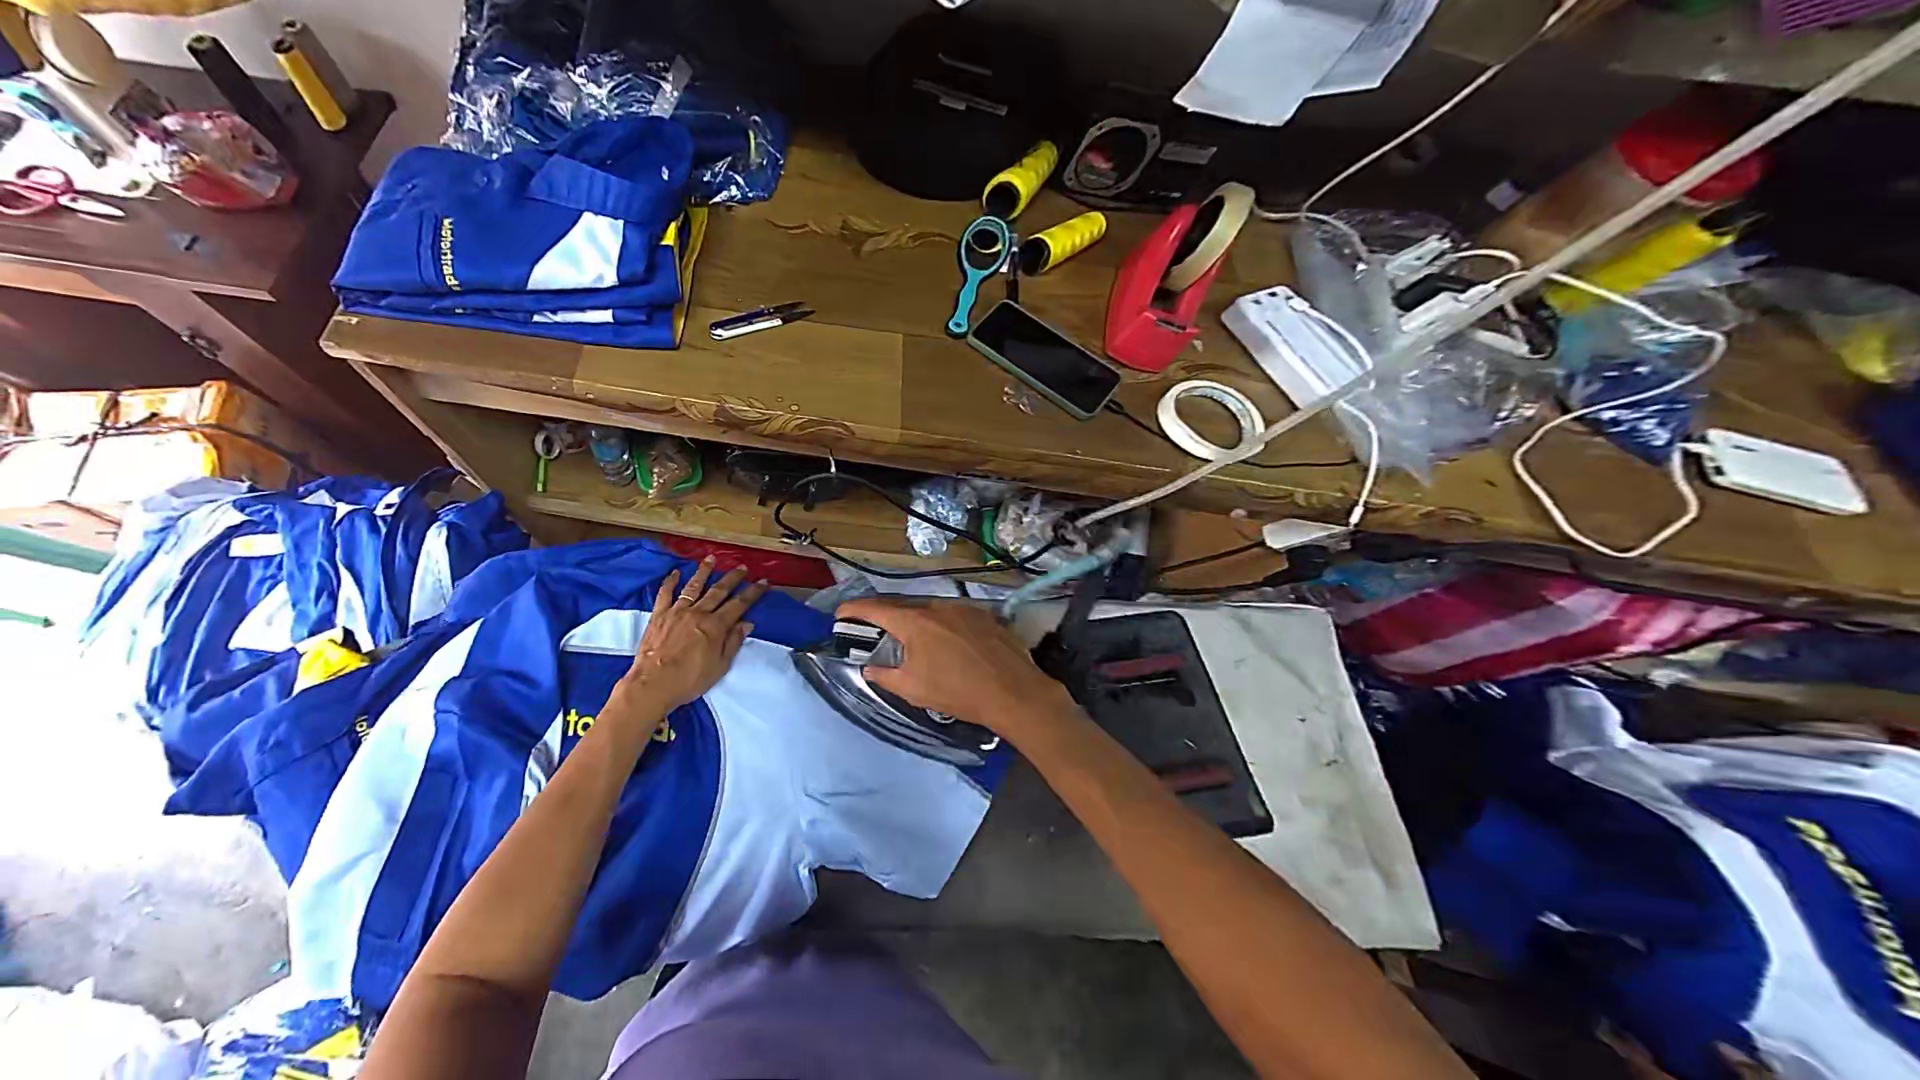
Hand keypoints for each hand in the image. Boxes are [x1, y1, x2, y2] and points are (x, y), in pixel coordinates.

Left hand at [610, 558, 768, 719]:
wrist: (652, 685)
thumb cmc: (689, 680)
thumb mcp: (720, 666)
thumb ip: (733, 642)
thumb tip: (746, 623)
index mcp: (715, 626)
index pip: (739, 604)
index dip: (753, 592)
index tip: (763, 581)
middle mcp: (698, 613)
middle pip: (719, 591)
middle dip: (733, 578)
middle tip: (742, 567)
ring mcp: (677, 612)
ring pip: (694, 586)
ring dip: (704, 572)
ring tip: (712, 559)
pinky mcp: (659, 616)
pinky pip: (665, 594)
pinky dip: (670, 582)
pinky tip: (675, 573)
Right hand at [835, 598, 1077, 743]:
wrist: (1014, 692)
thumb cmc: (958, 692)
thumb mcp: (914, 690)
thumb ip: (886, 675)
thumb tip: (871, 668)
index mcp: (915, 622)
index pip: (876, 609)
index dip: (854, 610)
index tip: (841, 614)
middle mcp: (938, 607)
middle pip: (904, 608)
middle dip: (887, 618)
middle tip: (876, 631)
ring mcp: (965, 608)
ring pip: (932, 612)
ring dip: (918, 623)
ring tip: (916, 643)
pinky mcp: (985, 616)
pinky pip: (955, 617)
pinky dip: (943, 627)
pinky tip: (949, 646)